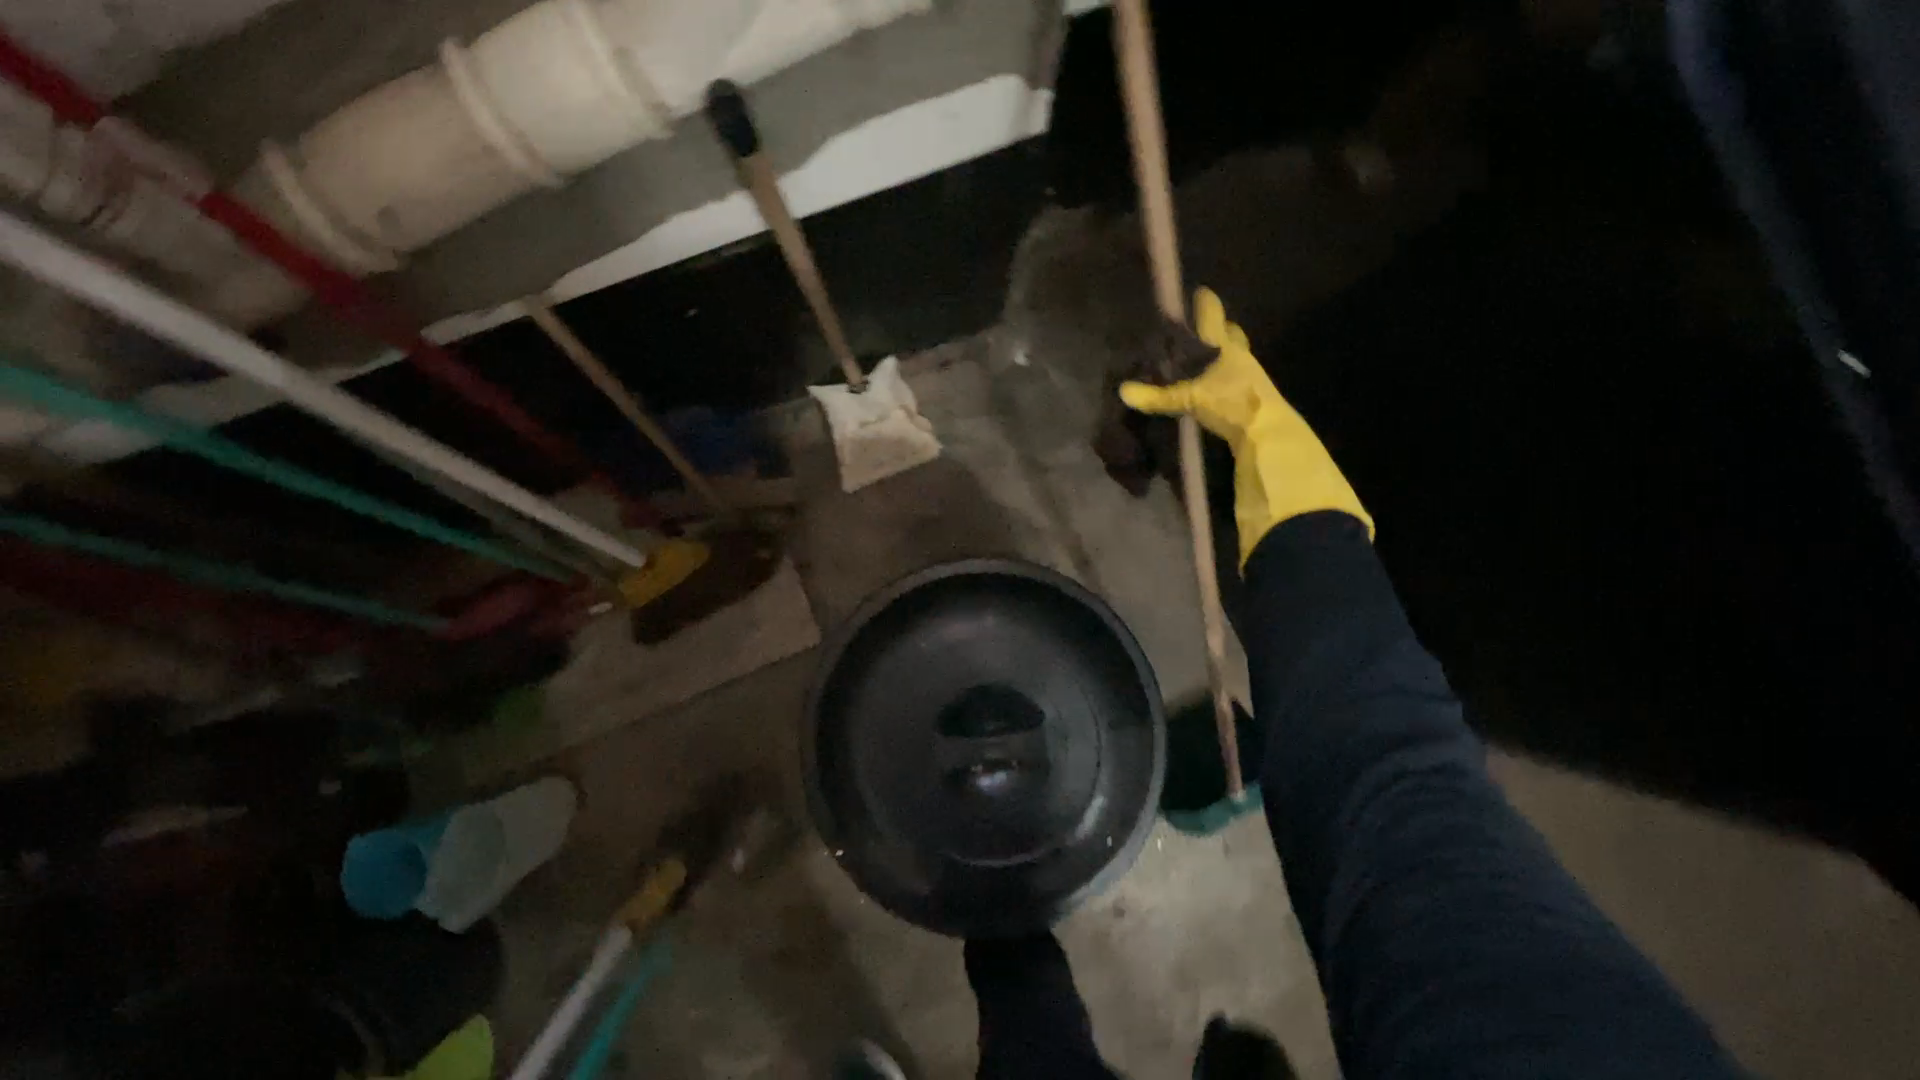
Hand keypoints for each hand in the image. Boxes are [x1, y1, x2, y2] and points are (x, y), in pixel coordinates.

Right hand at [1120, 288, 1370, 565]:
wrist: (1272, 437)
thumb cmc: (1234, 404)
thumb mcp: (1191, 399)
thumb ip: (1159, 398)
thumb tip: (1123, 392)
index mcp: (1228, 349)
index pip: (1214, 319)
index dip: (1206, 305)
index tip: (1200, 292)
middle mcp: (1242, 360)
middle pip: (1232, 338)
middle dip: (1220, 331)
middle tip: (1203, 331)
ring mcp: (1253, 382)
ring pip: (1236, 362)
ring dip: (1223, 360)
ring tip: (1203, 363)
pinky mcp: (1254, 404)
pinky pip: (1236, 385)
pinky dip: (1224, 384)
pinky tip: (1214, 392)